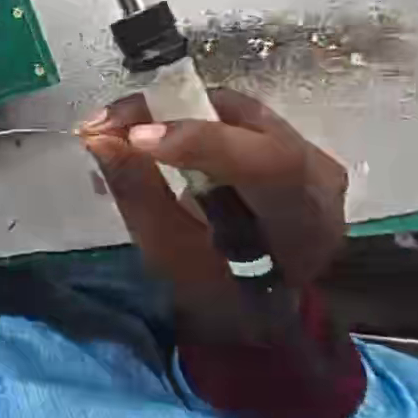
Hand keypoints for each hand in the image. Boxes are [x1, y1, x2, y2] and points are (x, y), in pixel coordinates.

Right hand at [79, 88, 346, 314]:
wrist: (258, 305)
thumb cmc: (211, 288)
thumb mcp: (169, 252)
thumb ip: (138, 192)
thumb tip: (100, 139)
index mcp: (301, 217)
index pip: (263, 162)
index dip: (197, 141)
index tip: (130, 138)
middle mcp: (317, 173)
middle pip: (242, 120)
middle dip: (167, 112)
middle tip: (102, 123)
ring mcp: (306, 153)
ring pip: (232, 111)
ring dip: (169, 111)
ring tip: (115, 125)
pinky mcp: (284, 142)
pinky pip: (230, 118)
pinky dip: (182, 118)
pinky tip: (142, 130)